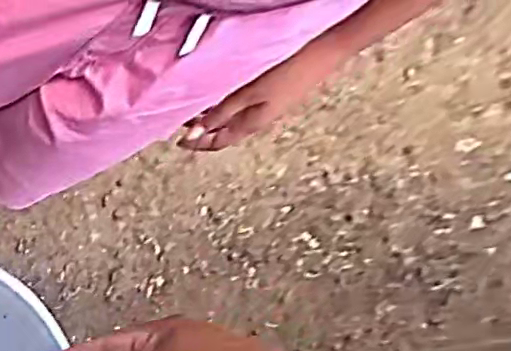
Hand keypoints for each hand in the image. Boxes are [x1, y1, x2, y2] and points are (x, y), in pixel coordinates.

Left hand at [177, 38, 347, 151]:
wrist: (333, 46)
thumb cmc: (291, 69)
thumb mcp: (248, 94)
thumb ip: (219, 114)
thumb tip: (191, 137)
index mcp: (249, 125)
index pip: (215, 143)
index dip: (195, 144)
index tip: (177, 140)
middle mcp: (257, 120)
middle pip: (222, 132)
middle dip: (202, 129)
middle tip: (184, 121)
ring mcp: (268, 107)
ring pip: (232, 119)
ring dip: (214, 116)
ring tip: (198, 107)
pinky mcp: (276, 93)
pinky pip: (245, 106)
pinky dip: (228, 105)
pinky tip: (223, 95)